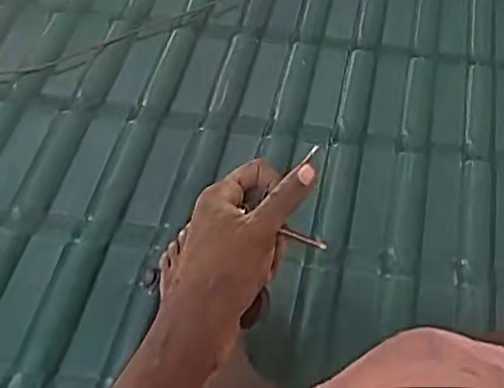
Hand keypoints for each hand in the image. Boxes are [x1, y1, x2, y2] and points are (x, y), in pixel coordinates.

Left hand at [159, 157, 316, 367]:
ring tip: (260, 273)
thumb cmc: (224, 275)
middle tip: (271, 248)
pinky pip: (247, 258)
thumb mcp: (263, 229)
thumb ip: (287, 197)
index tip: (282, 210)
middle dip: (275, 230)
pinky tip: (251, 285)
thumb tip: (308, 169)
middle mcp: (211, 217)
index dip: (276, 186)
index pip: (258, 171)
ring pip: (257, 236)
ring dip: (268, 254)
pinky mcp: (215, 271)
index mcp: (216, 198)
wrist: (196, 334)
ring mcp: (212, 246)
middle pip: (261, 206)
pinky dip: (255, 270)